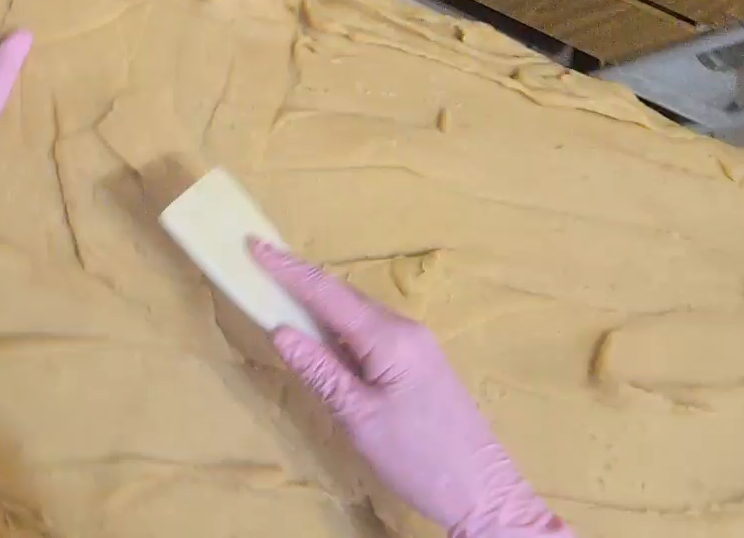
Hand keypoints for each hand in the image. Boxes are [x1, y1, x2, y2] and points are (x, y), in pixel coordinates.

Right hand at [251, 242, 568, 537]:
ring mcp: (415, 342)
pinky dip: (337, 320)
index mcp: (387, 338)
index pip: (325, 292)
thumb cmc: (420, 459)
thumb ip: (318, 370)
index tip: (254, 244)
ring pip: (354, 309)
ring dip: (317, 298)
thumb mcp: (359, 419)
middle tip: (260, 263)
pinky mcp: (418, 359)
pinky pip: (367, 326)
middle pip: (340, 294)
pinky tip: (322, 329)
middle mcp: (403, 328)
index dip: (286, 268)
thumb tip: (279, 330)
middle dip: (299, 277)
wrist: (489, 499)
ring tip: (281, 290)